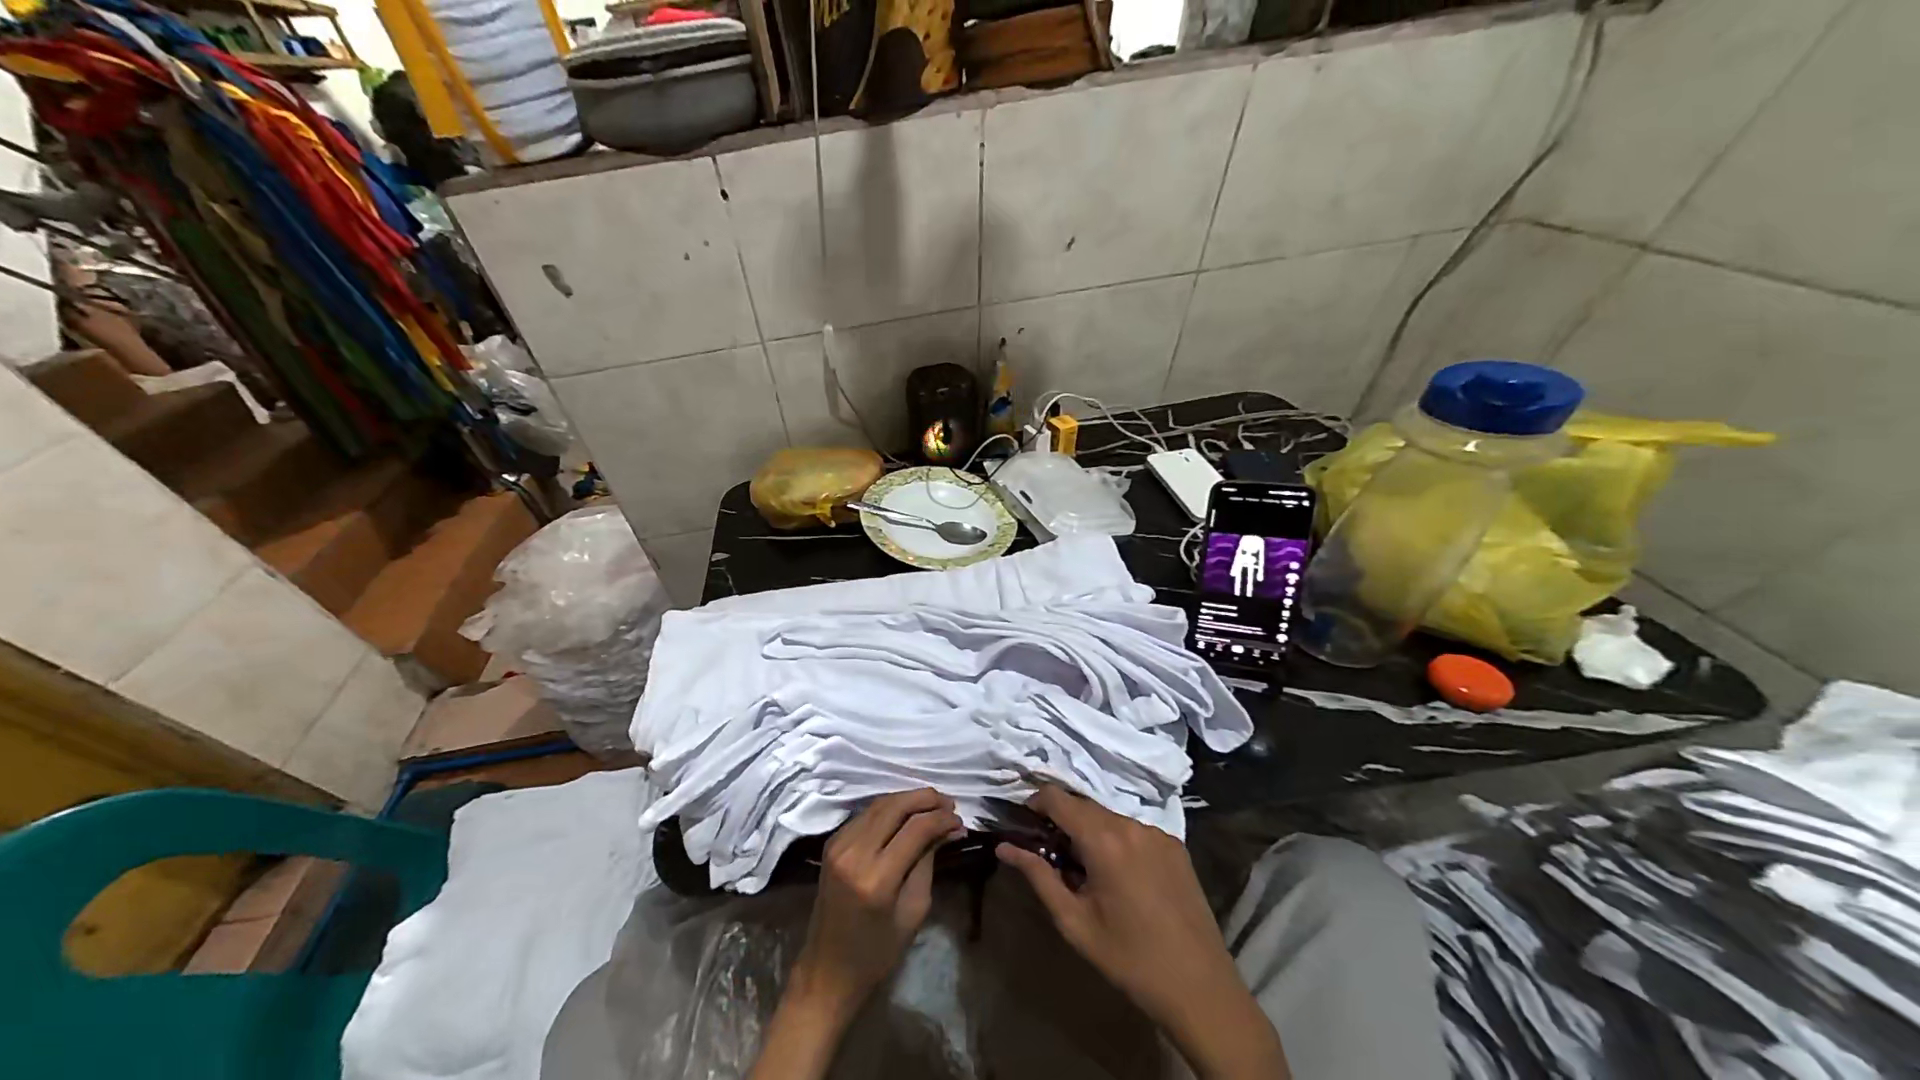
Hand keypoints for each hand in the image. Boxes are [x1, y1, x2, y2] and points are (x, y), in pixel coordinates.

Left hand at [749, 789, 962, 1079]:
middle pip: (894, 806)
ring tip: (933, 804)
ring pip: (878, 804)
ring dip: (908, 799)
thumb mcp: (914, 910)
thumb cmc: (877, 952)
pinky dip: (888, 808)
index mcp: (876, 878)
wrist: (827, 970)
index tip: (960, 821)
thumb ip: (928, 862)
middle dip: (925, 799)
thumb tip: (950, 829)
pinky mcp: (830, 844)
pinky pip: (864, 814)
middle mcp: (854, 853)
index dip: (941, 819)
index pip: (915, 829)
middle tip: (949, 803)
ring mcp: (838, 846)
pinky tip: (906, 813)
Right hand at [997, 785, 1289, 1079]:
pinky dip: (1117, 840)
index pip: (1058, 798)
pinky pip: (1135, 830)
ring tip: (1083, 867)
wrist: (1198, 986)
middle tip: (1049, 851)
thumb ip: (1038, 876)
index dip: (1035, 803)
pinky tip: (1118, 875)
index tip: (1024, 824)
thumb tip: (1005, 847)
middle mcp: (1132, 825)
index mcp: (1104, 840)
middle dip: (1061, 820)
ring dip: (1090, 830)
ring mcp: (1158, 833)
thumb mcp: (1074, 921)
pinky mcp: (1176, 847)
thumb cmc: (1128, 957)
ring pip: (1110, 817)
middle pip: (1084, 805)